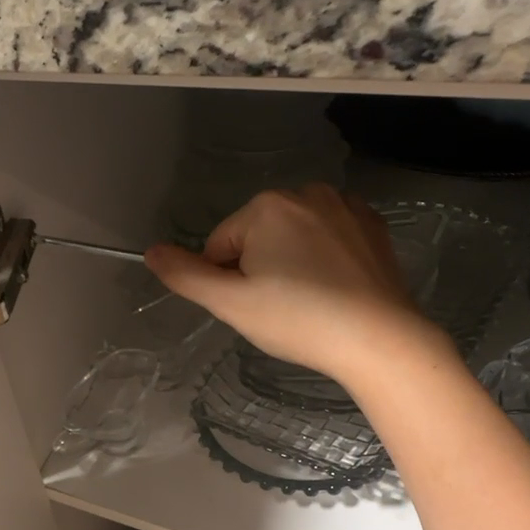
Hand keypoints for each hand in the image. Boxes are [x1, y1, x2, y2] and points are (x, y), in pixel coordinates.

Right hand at [144, 185, 453, 388]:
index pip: (220, 246)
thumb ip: (186, 275)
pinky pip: (327, 239)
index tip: (252, 308)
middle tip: (278, 309)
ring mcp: (345, 206)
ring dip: (289, 265)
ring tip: (307, 303)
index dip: (227, 282)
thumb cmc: (298, 319)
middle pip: (256, 237)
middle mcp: (307, 192)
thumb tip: (151, 251)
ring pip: (292, 238)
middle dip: (258, 270)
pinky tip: (333, 291)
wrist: (378, 337)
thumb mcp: (230, 303)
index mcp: (267, 206)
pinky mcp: (372, 226)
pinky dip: (322, 261)